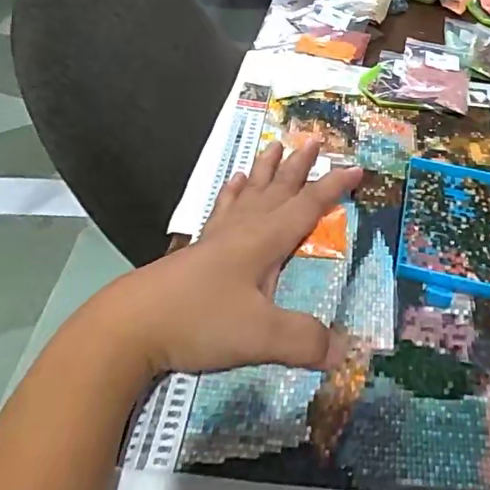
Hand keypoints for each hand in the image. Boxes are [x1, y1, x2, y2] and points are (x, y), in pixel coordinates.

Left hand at [98, 140, 361, 377]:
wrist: (133, 325)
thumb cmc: (201, 321)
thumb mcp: (260, 335)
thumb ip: (304, 340)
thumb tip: (344, 350)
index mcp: (265, 240)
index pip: (307, 205)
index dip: (333, 187)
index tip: (356, 168)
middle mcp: (244, 230)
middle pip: (277, 189)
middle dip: (299, 166)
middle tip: (314, 139)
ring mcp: (218, 237)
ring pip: (250, 194)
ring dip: (265, 171)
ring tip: (274, 146)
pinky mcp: (198, 250)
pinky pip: (221, 211)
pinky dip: (231, 194)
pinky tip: (231, 183)